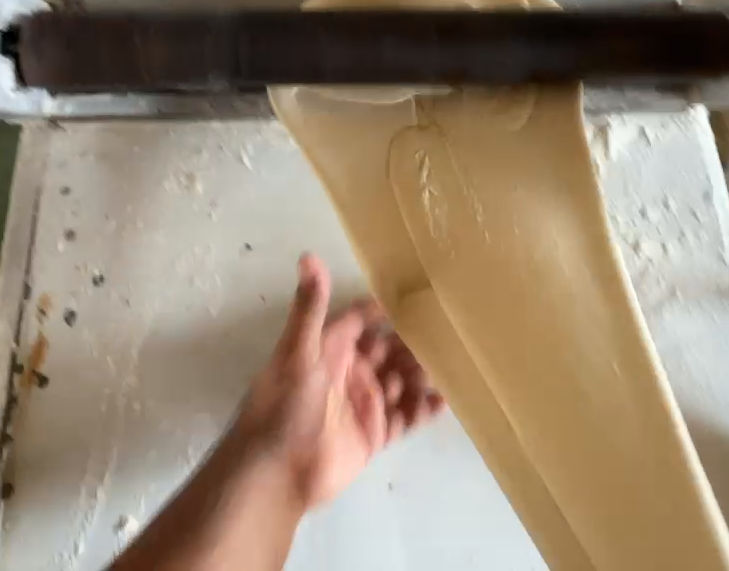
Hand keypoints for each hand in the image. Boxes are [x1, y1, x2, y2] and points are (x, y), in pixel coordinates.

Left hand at [230, 254, 446, 509]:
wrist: (277, 473)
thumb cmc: (285, 404)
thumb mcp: (297, 351)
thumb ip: (310, 307)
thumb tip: (308, 255)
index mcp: (330, 348)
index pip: (362, 320)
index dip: (386, 309)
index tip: (419, 296)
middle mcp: (349, 371)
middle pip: (389, 350)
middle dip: (413, 342)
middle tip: (447, 334)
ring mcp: (363, 404)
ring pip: (401, 382)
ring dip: (423, 373)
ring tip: (451, 366)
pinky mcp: (373, 435)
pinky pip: (405, 418)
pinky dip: (424, 409)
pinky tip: (446, 401)